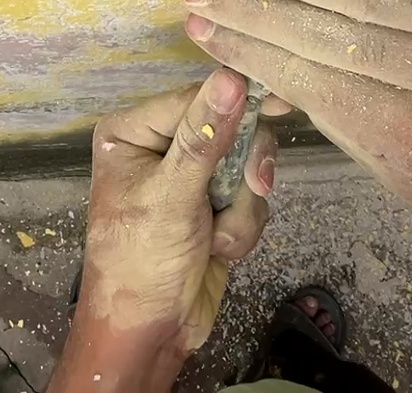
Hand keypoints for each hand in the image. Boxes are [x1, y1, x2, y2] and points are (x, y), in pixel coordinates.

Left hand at [54, 69, 281, 389]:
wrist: (149, 336)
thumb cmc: (142, 261)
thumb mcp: (172, 196)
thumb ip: (205, 136)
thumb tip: (230, 75)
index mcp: (133, 130)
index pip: (193, 98)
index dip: (234, 102)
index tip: (278, 101)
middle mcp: (160, 145)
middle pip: (227, 126)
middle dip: (242, 167)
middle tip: (257, 185)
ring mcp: (189, 176)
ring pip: (244, 164)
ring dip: (240, 207)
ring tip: (219, 237)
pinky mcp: (213, 204)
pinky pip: (248, 197)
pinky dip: (242, 226)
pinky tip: (219, 249)